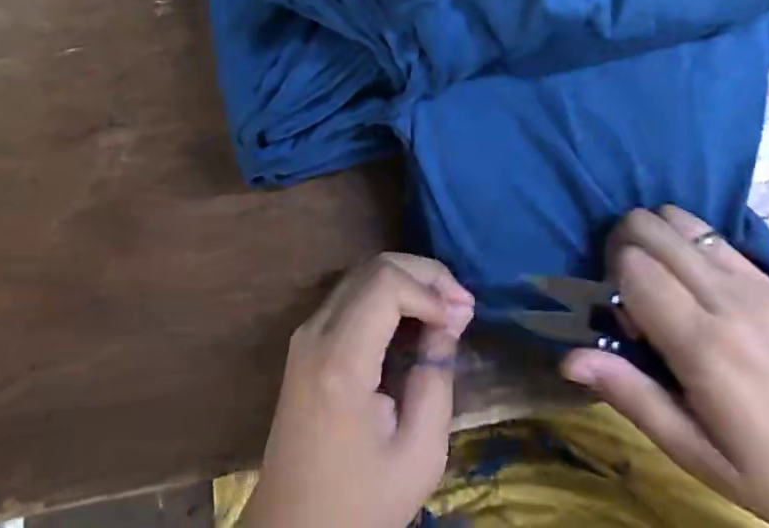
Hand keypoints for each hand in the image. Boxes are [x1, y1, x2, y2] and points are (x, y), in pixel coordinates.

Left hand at [242, 253, 475, 527]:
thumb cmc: (360, 501)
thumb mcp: (419, 453)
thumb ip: (437, 378)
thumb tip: (449, 320)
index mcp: (340, 360)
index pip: (385, 283)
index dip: (429, 289)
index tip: (460, 319)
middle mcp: (315, 334)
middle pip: (373, 268)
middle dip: (424, 276)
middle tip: (463, 304)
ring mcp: (305, 336)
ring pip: (361, 276)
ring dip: (408, 281)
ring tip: (447, 308)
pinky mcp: (306, 345)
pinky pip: (351, 297)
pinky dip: (388, 295)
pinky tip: (416, 317)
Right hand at [562, 207, 768, 527]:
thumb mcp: (694, 453)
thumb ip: (630, 395)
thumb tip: (567, 359)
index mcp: (705, 347)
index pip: (633, 267)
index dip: (611, 278)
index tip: (621, 315)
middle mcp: (729, 301)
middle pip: (652, 228)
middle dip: (623, 244)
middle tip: (629, 290)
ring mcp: (758, 286)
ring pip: (682, 219)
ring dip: (655, 235)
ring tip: (659, 278)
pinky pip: (718, 234)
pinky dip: (689, 237)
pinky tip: (693, 275)